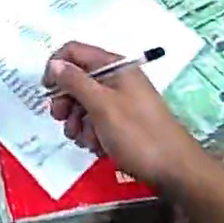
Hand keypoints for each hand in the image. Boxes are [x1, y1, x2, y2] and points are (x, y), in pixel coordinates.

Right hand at [43, 42, 212, 194]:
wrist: (177, 171)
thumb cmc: (138, 134)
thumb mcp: (102, 106)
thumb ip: (75, 82)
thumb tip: (55, 63)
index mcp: (114, 66)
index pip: (73, 51)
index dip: (56, 66)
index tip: (47, 91)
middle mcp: (117, 78)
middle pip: (77, 78)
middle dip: (66, 100)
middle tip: (61, 120)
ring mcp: (121, 100)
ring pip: (84, 102)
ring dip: (78, 121)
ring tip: (85, 140)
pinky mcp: (124, 121)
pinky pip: (97, 120)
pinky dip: (91, 132)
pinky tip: (97, 147)